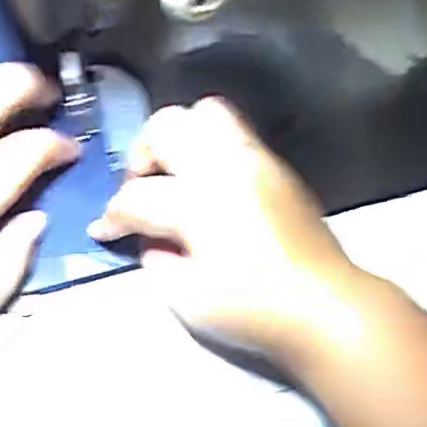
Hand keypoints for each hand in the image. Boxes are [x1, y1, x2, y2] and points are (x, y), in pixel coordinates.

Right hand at [88, 98, 384, 367]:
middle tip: (140, 189)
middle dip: (142, 155)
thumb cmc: (253, 311)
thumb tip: (153, 244)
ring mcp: (257, 161)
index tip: (102, 230)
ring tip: (176, 177)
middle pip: (167, 127)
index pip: (139, 197)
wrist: (323, 307)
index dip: (113, 215)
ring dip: (179, 139)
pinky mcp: (279, 170)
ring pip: (206, 114)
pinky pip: (237, 134)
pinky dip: (211, 148)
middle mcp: (225, 167)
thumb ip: (160, 264)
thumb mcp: (191, 301)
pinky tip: (211, 187)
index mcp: (199, 203)